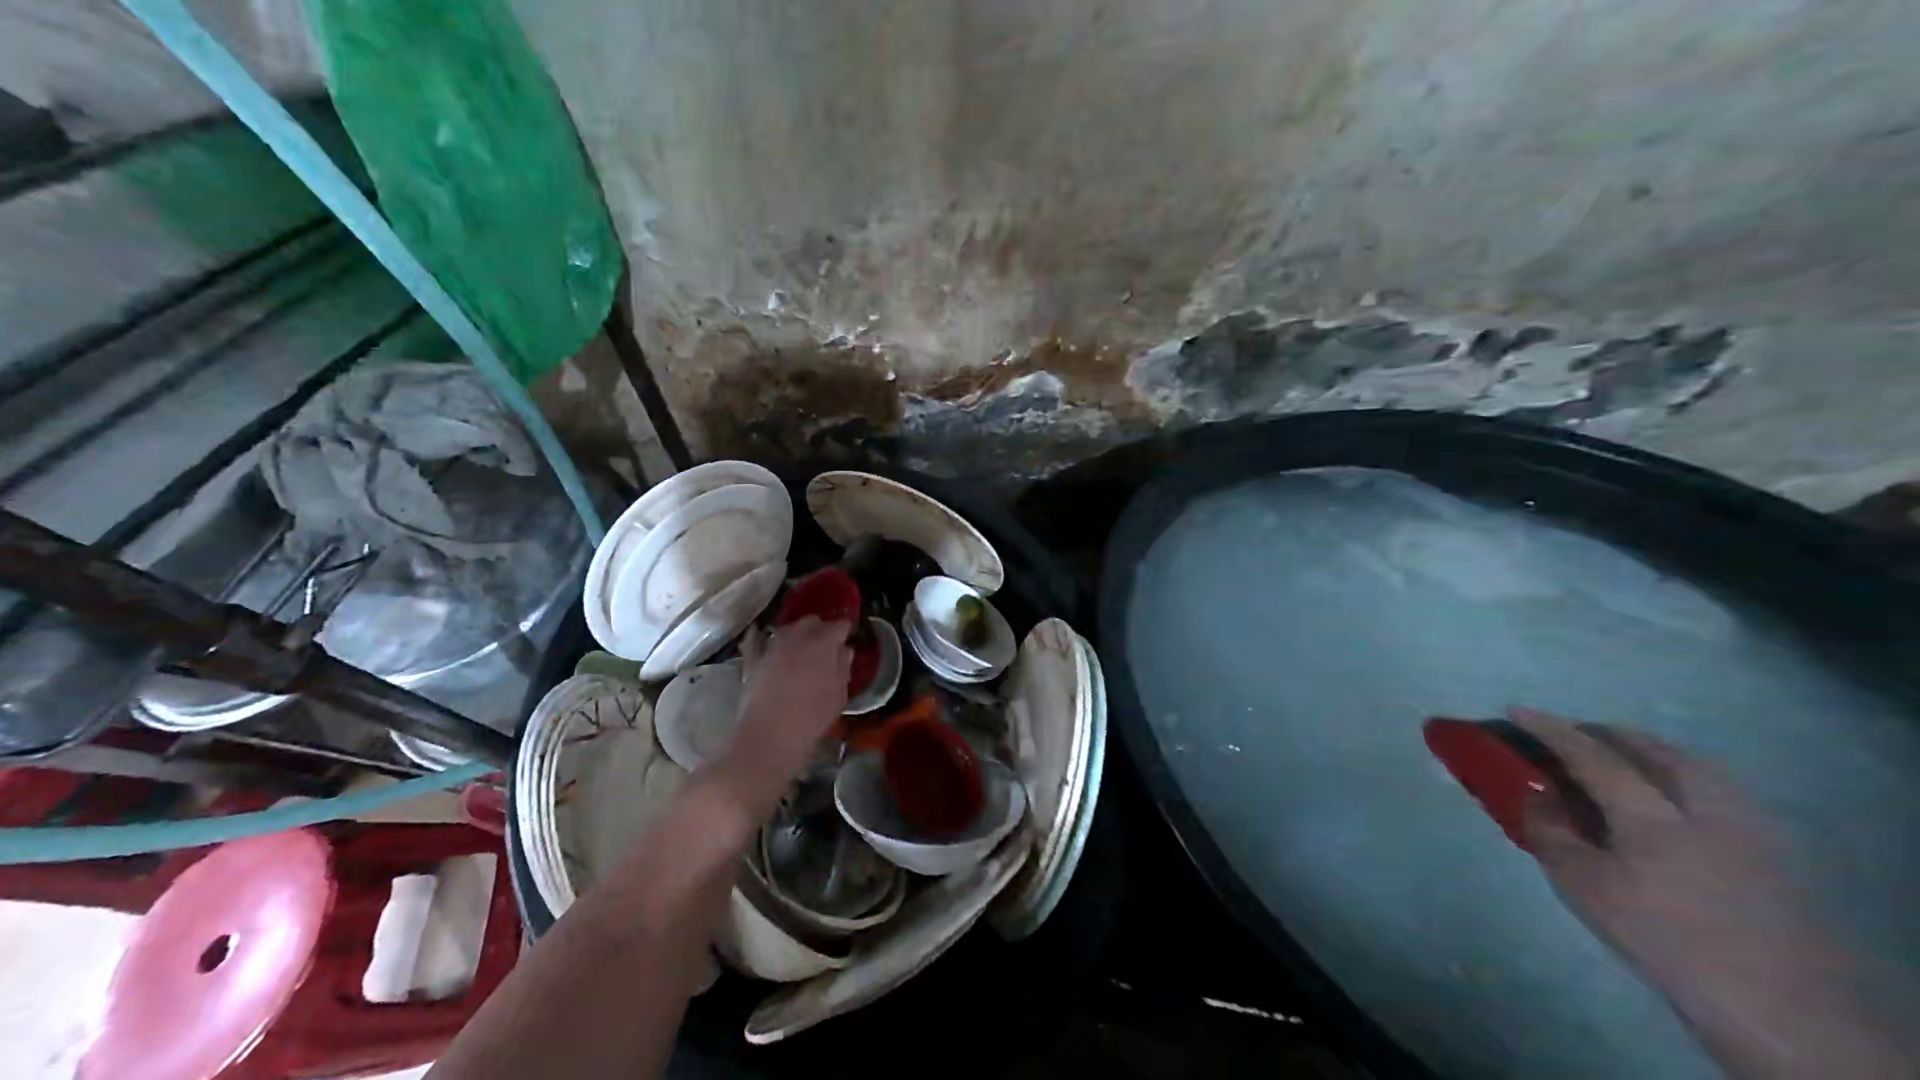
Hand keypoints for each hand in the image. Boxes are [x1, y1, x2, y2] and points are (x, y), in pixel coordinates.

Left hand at [711, 617, 851, 805]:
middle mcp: (796, 637)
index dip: (844, 633)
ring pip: (786, 629)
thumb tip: (844, 651)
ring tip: (800, 651)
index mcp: (823, 643)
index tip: (847, 641)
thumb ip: (842, 669)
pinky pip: (755, 640)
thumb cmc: (811, 720)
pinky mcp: (752, 660)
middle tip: (826, 648)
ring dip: (796, 635)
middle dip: (820, 630)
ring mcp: (771, 647)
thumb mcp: (838, 696)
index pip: (839, 626)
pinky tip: (760, 634)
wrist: (768, 739)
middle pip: (811, 622)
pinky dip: (760, 636)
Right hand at [1512, 707, 1909, 1078]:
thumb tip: (1535, 794)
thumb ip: (1550, 832)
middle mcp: (1703, 808)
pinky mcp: (1769, 851)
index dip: (1550, 729)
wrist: (1774, 1007)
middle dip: (1608, 733)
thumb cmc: (1661, 939)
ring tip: (1618, 758)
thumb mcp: (1584, 887)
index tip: (1516, 710)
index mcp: (1653, 816)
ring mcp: (1746, 828)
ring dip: (1648, 751)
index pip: (1592, 755)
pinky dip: (1679, 777)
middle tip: (1572, 733)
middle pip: (1654, 750)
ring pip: (1693, 767)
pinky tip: (1665, 798)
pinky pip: (1715, 791)